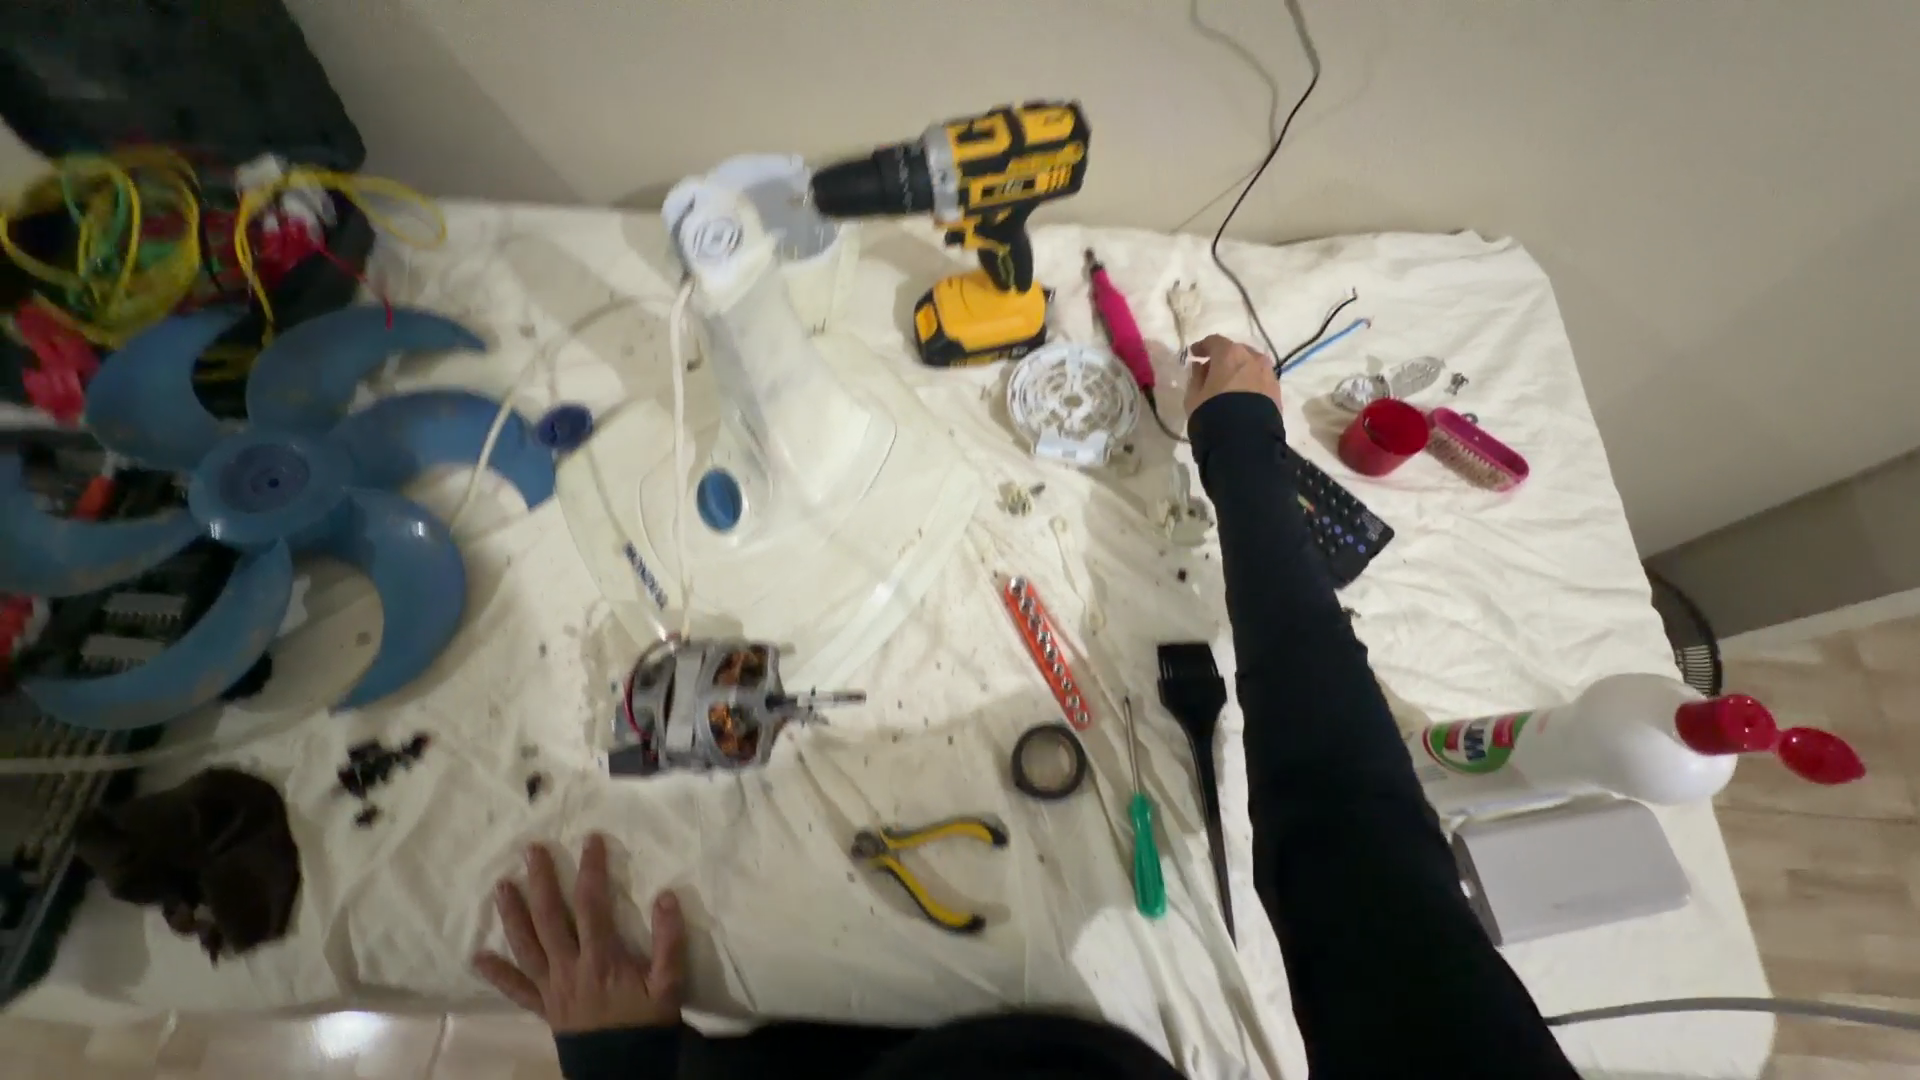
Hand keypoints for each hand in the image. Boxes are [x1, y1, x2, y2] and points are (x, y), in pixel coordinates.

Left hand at [473, 833, 685, 1033]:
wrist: (621, 1072)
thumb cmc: (647, 1023)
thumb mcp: (669, 983)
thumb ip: (668, 940)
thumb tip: (665, 895)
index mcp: (602, 958)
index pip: (593, 904)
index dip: (591, 870)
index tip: (590, 839)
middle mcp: (570, 968)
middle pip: (550, 918)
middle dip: (541, 881)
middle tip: (531, 850)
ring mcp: (552, 988)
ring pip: (526, 946)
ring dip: (512, 914)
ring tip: (501, 886)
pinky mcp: (544, 1007)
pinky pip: (516, 989)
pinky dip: (496, 973)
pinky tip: (478, 957)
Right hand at [1184, 335, 1282, 419]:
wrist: (1245, 440)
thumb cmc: (1213, 413)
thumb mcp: (1193, 397)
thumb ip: (1196, 378)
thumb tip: (1200, 367)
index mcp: (1229, 354)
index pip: (1214, 341)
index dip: (1202, 347)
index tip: (1194, 355)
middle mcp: (1252, 357)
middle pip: (1236, 350)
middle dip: (1223, 357)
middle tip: (1212, 370)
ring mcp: (1268, 373)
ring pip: (1251, 364)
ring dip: (1239, 369)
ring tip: (1229, 383)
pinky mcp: (1276, 390)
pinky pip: (1260, 378)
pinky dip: (1250, 381)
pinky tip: (1242, 394)